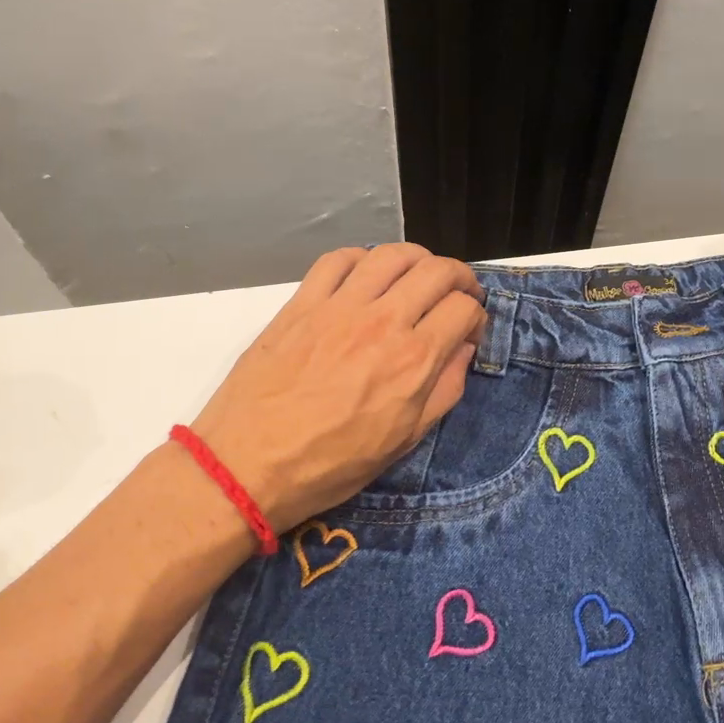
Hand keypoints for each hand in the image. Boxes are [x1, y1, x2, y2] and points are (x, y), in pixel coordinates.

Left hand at [190, 244, 484, 530]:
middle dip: (460, 277)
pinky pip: (338, 259)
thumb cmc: (331, 465)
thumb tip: (463, 350)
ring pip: (392, 255)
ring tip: (417, 276)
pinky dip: (362, 259)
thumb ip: (444, 390)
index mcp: (414, 359)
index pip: (463, 309)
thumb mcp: (404, 441)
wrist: (247, 467)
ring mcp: (339, 307)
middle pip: (437, 271)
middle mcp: (383, 321)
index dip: (476, 316)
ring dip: (417, 259)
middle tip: (458, 293)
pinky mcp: (302, 303)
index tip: (468, 330)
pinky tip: (365, 276)